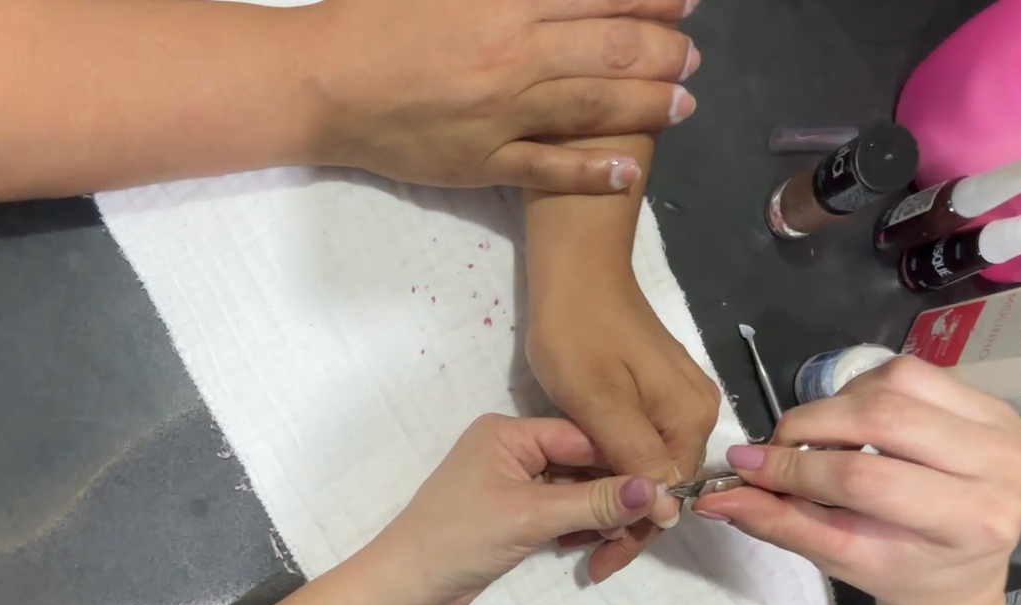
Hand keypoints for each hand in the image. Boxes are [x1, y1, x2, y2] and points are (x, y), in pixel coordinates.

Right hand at [305, 0, 698, 192]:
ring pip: (589, 109)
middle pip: (608, 53)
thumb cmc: (372, 17)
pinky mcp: (481, 162)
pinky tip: (628, 171)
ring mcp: (500, 115)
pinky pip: (547, 170)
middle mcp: (514, 55)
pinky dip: (591, 172)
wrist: (328, 84)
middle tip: (692, 59)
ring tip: (682, 106)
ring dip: (644, 107)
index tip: (685, 2)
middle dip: (662, 54)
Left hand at [362, 415, 670, 604]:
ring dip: (597, 514)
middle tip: (644, 525)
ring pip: (574, 489)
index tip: (664, 493)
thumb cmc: (462, 538)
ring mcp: (511, 481)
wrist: (410, 584)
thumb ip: (596, 501)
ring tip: (615, 540)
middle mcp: (512, 449)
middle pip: (582, 462)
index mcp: (509, 432)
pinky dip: (577, 525)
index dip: (625, 463)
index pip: (584, 435)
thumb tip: (660, 490)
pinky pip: (558, 509)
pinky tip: (589, 545)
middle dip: (614, 494)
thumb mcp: (533, 516)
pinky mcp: (511, 511)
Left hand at [528, 275, 723, 580]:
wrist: (571, 270)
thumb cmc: (577, 334)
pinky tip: (578, 493)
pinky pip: (631, 450)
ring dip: (610, 503)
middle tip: (583, 556)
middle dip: (622, 523)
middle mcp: (690, 414)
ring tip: (572, 534)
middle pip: (659, 487)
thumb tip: (671, 513)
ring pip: (642, 472)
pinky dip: (605, 475)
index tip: (599, 565)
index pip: (670, 495)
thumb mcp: (598, 403)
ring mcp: (669, 404)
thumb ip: (633, 457)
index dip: (634, 534)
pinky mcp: (645, 398)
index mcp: (688, 418)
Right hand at [690, 358, 1020, 604]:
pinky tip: (853, 424)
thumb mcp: (837, 558)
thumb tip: (713, 498)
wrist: (959, 573)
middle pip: (883, 416)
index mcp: (974, 521)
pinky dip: (863, 392)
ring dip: (836, 406)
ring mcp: (1010, 426)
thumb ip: (777, 522)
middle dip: (809, 427)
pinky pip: (912, 374)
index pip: (866, 478)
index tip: (743, 468)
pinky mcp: (995, 404)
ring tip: (817, 441)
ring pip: (896, 382)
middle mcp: (1008, 465)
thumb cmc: (898, 573)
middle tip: (773, 449)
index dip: (795, 468)